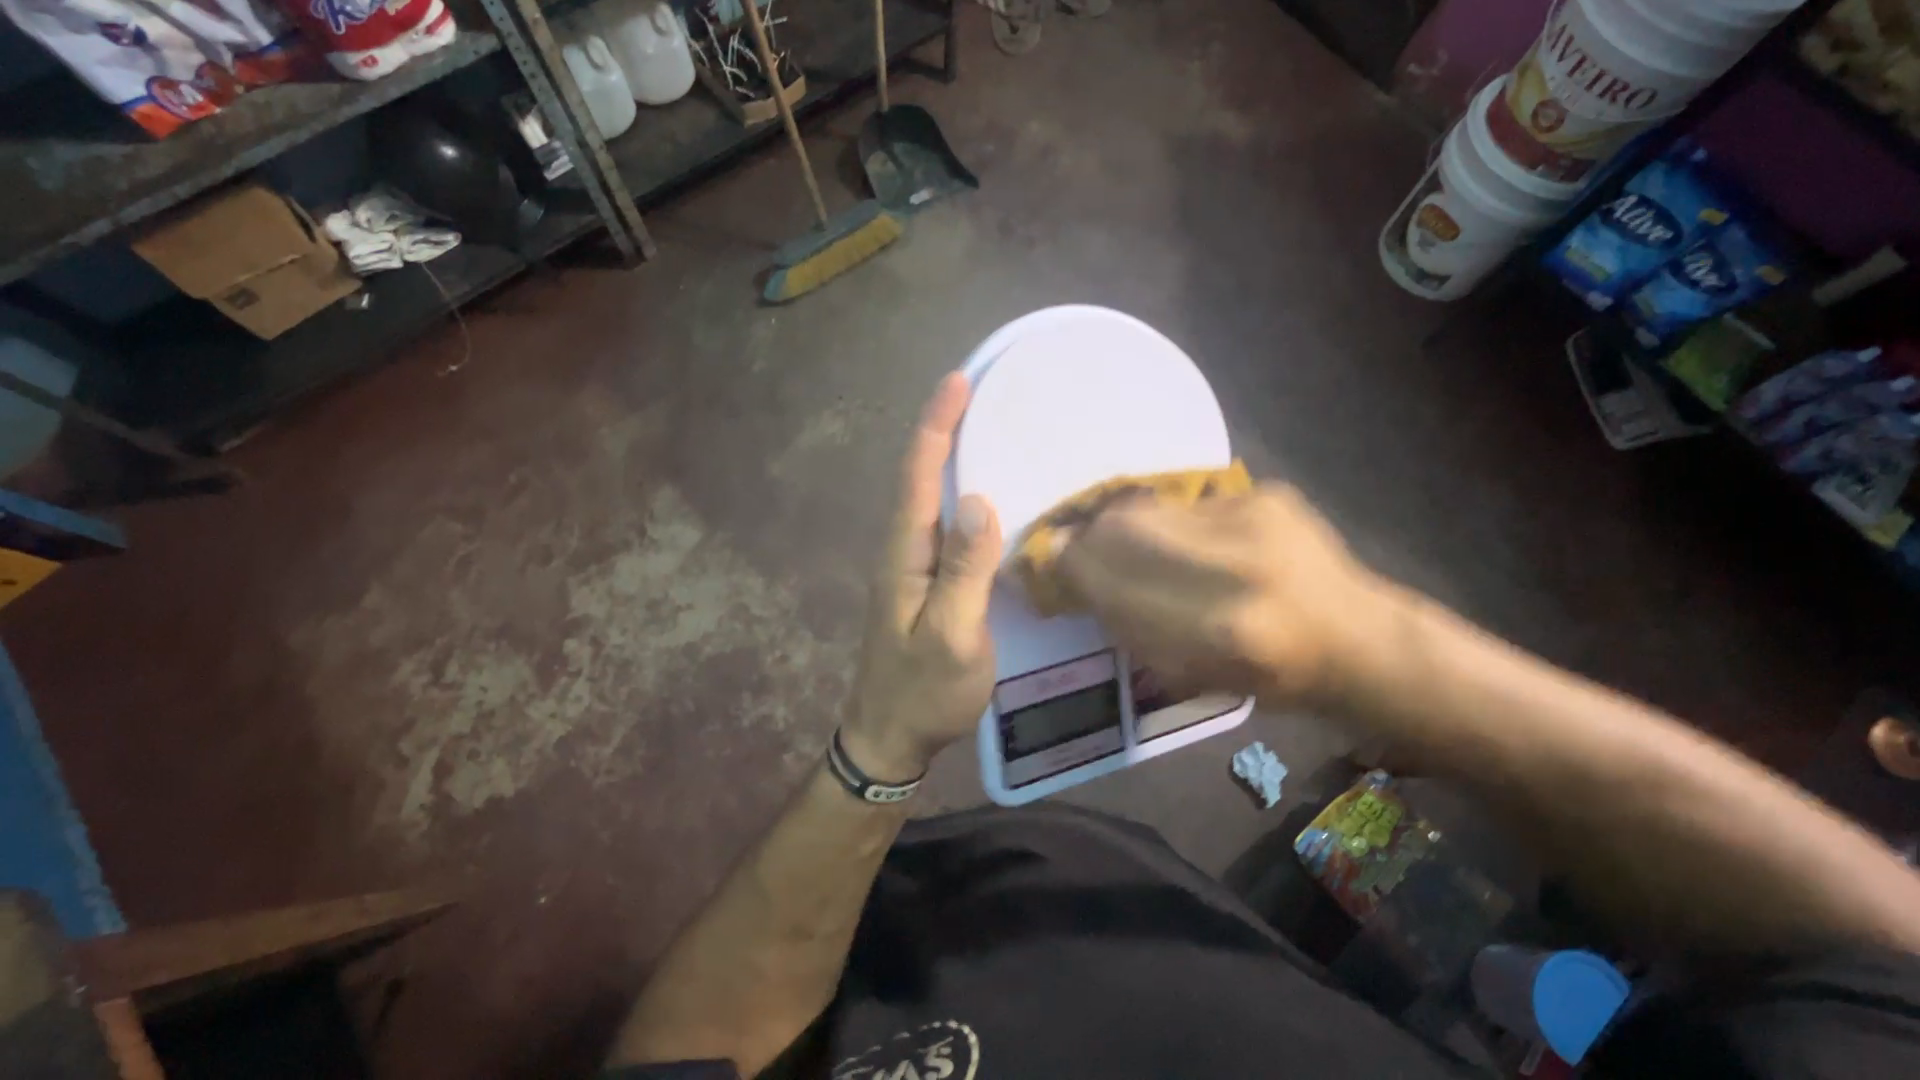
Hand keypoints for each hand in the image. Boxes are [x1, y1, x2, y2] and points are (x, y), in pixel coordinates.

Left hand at [841, 374, 1002, 780]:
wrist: (889, 737)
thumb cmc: (922, 691)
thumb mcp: (952, 635)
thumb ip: (966, 571)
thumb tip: (980, 500)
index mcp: (905, 554)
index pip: (917, 476)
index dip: (936, 427)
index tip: (958, 381)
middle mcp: (905, 551)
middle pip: (920, 477)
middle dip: (944, 429)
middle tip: (979, 391)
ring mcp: (914, 569)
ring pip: (932, 500)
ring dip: (952, 458)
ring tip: (987, 427)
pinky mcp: (928, 586)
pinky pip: (946, 528)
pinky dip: (962, 497)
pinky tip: (988, 497)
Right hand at [1055, 484, 1394, 708]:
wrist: (1355, 638)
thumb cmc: (1270, 677)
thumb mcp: (1189, 671)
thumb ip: (1126, 621)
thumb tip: (1066, 571)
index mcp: (1217, 630)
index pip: (1111, 580)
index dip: (1065, 568)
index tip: (1040, 571)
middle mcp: (1236, 566)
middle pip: (1123, 529)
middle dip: (1085, 538)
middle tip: (1069, 548)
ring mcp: (1255, 519)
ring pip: (1151, 506)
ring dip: (1121, 524)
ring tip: (1117, 540)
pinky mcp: (1266, 492)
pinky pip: (1187, 499)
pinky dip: (1168, 519)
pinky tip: (1179, 537)